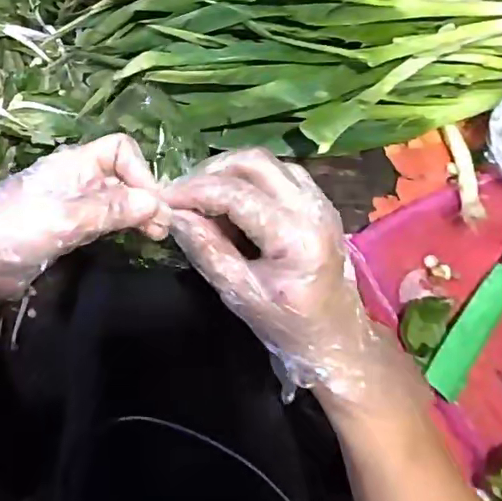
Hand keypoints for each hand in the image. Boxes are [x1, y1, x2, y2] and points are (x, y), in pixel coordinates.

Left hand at [0, 134, 171, 303]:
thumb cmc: (16, 233)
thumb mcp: (66, 219)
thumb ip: (111, 210)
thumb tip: (158, 203)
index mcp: (73, 164)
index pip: (120, 150)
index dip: (140, 172)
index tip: (153, 205)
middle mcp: (77, 177)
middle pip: (122, 174)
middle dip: (145, 196)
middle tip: (161, 230)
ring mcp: (73, 202)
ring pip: (116, 198)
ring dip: (137, 213)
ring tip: (153, 236)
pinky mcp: (69, 227)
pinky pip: (104, 218)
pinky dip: (122, 225)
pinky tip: (133, 239)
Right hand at [163, 149, 422, 412]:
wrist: (338, 339)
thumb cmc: (288, 325)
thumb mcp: (238, 294)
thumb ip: (206, 250)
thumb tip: (173, 214)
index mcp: (297, 238)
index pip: (236, 194)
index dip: (193, 190)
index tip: (163, 198)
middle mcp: (314, 208)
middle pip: (253, 162)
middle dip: (209, 171)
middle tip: (181, 192)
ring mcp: (320, 200)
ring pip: (265, 161)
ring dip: (227, 171)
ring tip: (201, 196)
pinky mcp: (317, 200)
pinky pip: (277, 171)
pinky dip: (247, 177)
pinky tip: (229, 200)